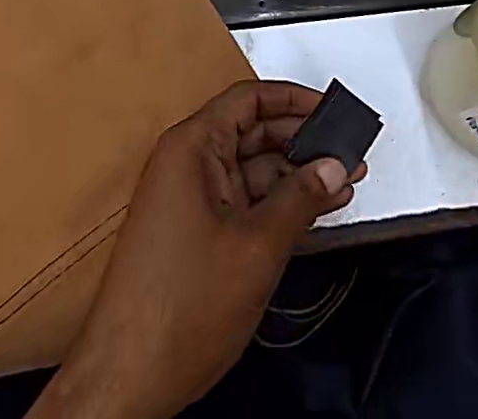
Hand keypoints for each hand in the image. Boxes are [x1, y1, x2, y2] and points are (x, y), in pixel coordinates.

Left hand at [27, 80, 367, 418]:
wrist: (131, 377)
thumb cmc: (176, 309)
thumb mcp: (258, 245)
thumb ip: (302, 198)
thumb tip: (332, 168)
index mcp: (191, 148)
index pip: (248, 100)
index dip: (293, 100)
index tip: (328, 109)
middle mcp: (187, 164)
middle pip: (254, 132)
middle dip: (303, 141)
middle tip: (346, 151)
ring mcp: (190, 197)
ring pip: (254, 168)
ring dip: (297, 175)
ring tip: (342, 181)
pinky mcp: (196, 228)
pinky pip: (245, 199)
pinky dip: (280, 202)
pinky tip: (314, 209)